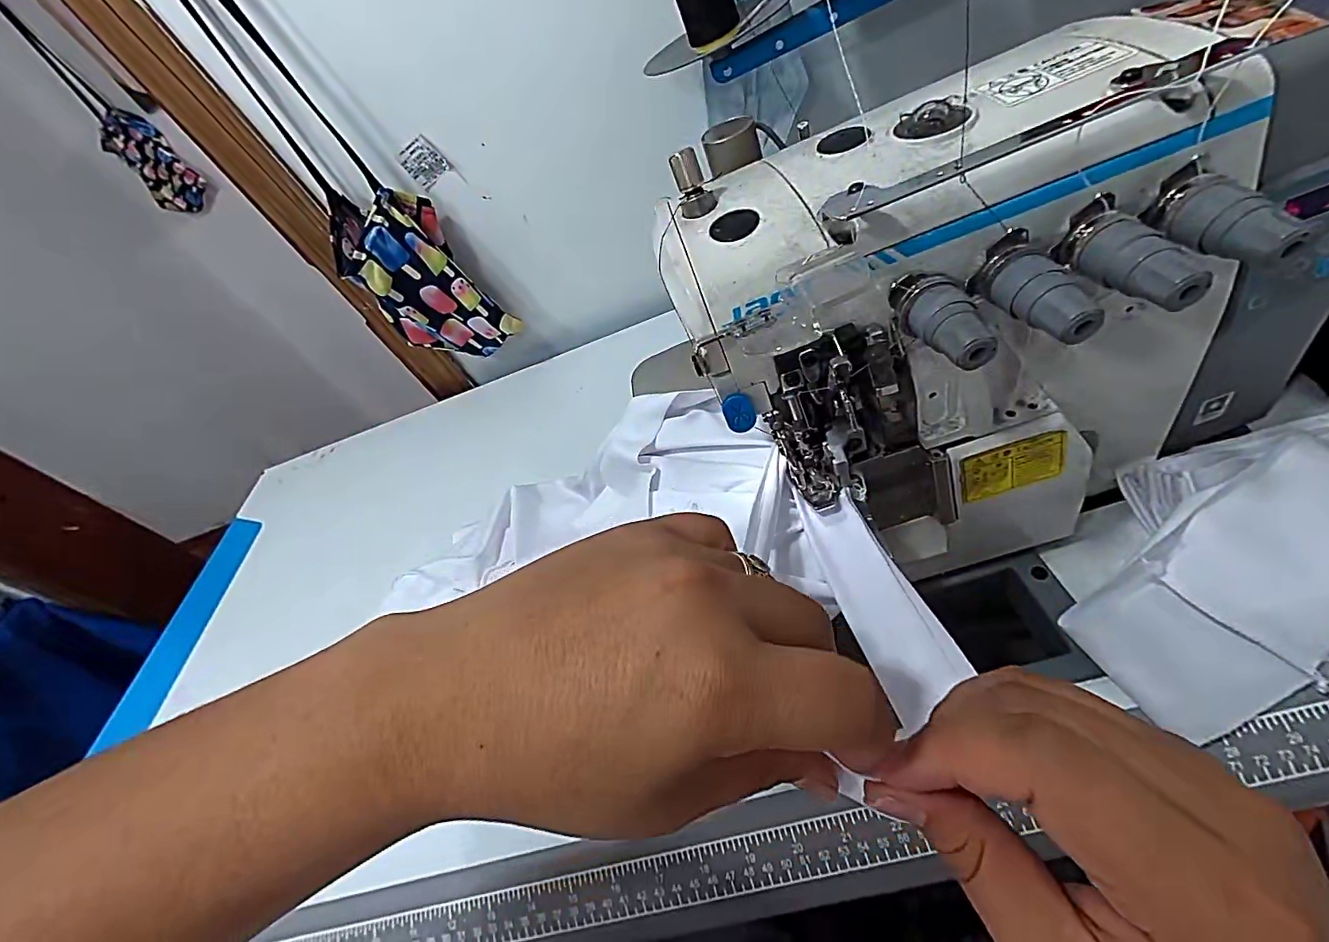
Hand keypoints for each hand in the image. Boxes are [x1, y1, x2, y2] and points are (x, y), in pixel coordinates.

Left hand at [357, 513, 897, 837]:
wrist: (458, 690)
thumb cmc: (549, 764)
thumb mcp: (665, 800)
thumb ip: (760, 769)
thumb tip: (818, 753)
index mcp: (723, 683)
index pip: (851, 697)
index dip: (869, 732)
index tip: (854, 748)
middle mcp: (710, 603)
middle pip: (818, 630)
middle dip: (813, 680)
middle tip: (774, 713)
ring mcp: (674, 555)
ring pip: (772, 584)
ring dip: (768, 628)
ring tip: (717, 659)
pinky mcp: (642, 529)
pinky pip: (719, 544)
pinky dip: (724, 578)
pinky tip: (685, 607)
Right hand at [865, 670, 1328, 940]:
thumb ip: (984, 868)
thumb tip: (905, 789)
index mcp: (1201, 882)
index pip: (1046, 753)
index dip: (954, 745)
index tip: (896, 771)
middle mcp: (1217, 804)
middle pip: (1044, 707)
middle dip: (955, 724)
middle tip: (913, 772)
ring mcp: (1217, 777)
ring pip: (1056, 693)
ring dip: (981, 717)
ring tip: (947, 767)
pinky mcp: (1201, 767)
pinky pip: (1084, 710)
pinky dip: (1018, 720)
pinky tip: (997, 761)